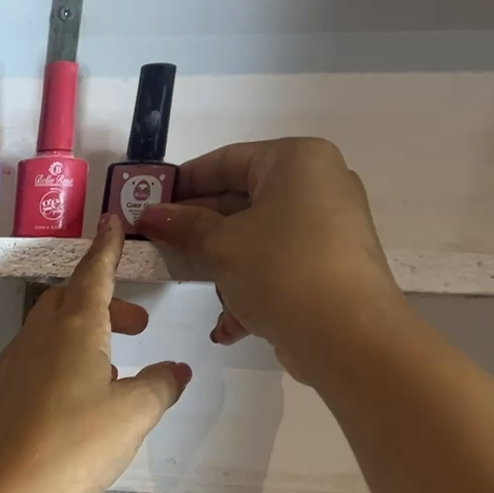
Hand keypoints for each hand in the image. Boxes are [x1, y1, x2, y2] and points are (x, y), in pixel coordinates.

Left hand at [0, 214, 190, 492]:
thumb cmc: (74, 447)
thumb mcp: (133, 416)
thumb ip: (159, 386)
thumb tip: (174, 370)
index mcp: (73, 331)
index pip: (93, 276)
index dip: (107, 249)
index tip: (114, 223)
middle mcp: (34, 342)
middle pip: (66, 303)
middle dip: (101, 303)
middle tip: (134, 327)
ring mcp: (6, 371)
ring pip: (44, 338)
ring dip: (78, 342)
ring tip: (107, 377)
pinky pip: (26, 371)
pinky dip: (52, 372)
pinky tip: (65, 408)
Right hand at [136, 137, 407, 384]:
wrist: (345, 331)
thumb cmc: (280, 269)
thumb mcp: (222, 245)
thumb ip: (184, 226)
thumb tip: (150, 214)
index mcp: (295, 162)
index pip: (227, 160)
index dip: (183, 182)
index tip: (148, 203)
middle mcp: (316, 186)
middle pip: (240, 200)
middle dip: (198, 228)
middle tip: (157, 244)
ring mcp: (324, 229)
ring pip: (255, 239)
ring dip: (220, 266)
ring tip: (190, 286)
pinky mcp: (324, 267)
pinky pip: (274, 268)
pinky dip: (248, 290)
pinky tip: (226, 325)